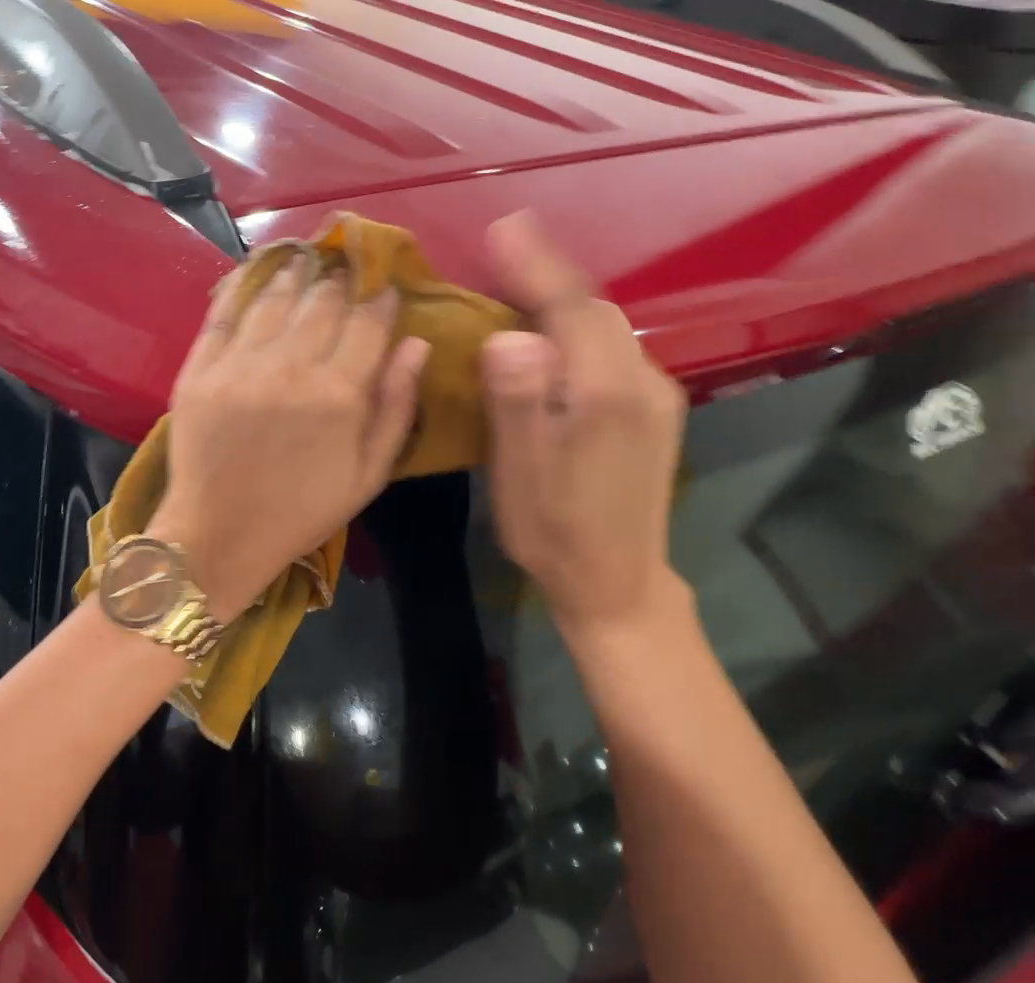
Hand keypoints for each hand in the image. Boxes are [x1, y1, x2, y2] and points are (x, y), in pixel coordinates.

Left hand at [150, 255, 429, 618]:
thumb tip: (416, 344)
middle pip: (322, 301)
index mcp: (338, 394)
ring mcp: (238, 367)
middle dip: (340, 281)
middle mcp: (289, 368)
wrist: (217, 537)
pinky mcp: (198, 372)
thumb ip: (395, 408)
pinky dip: (242, 288)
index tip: (384, 289)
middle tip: (345, 273)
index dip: (380, 298)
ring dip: (296, 276)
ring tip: (306, 264)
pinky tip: (255, 274)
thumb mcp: (366, 476)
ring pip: (274, 298)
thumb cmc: (298, 514)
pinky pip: (222, 315)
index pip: (368, 321)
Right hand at [480, 212, 688, 634]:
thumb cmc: (554, 531)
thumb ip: (519, 402)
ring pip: (605, 329)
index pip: (570, 309)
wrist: (617, 582)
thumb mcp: (522, 472)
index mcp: (604, 393)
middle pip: (593, 311)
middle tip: (501, 249)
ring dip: (562, 301)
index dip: (536, 265)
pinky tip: (551, 339)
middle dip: (548, 275)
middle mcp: (641, 382)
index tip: (504, 226)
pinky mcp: (653, 413)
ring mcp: (654, 397)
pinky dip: (577, 330)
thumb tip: (509, 337)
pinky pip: (610, 352)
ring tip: (518, 285)